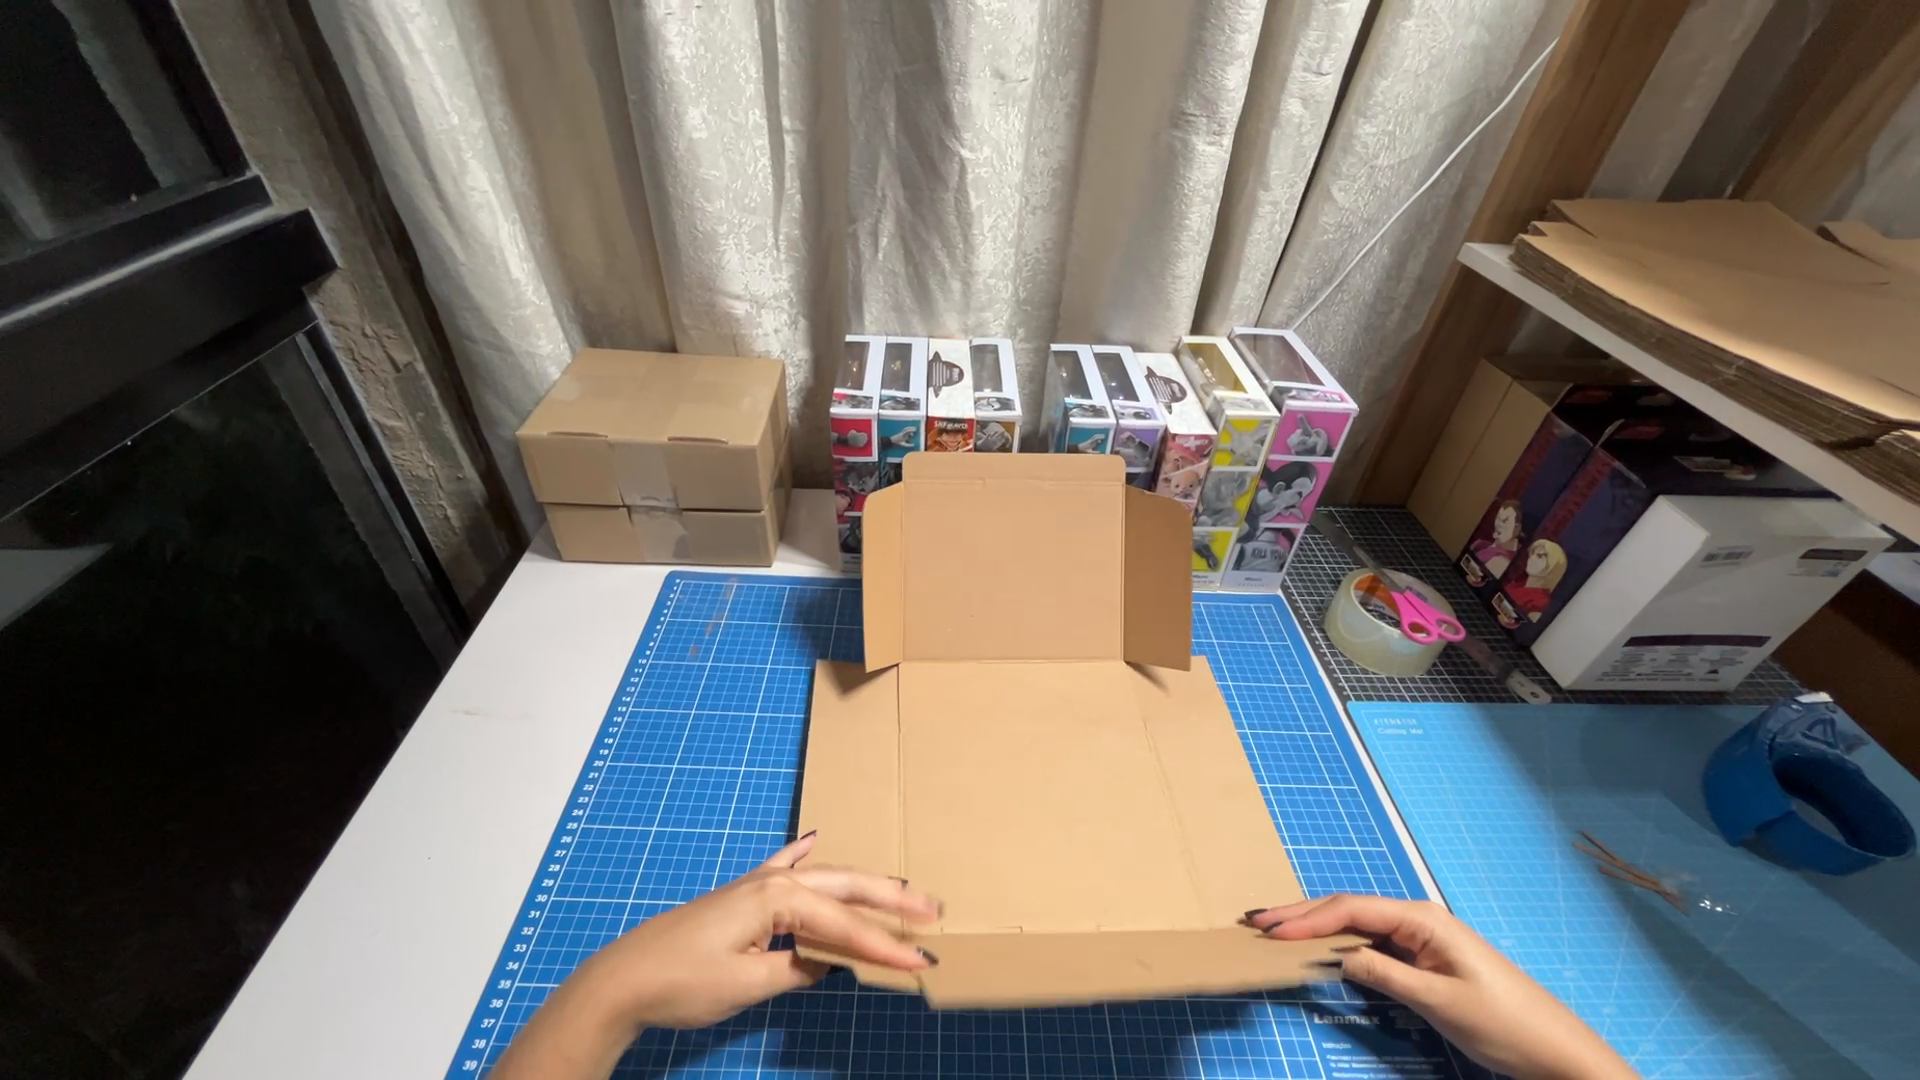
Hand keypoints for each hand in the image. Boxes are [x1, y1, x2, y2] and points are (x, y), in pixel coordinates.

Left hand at [490, 833, 938, 1079]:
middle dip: (890, 899)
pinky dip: (804, 854)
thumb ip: (797, 969)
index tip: (922, 961)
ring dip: (861, 885)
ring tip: (899, 889)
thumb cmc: (684, 982)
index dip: (885, 947)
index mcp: (779, 899)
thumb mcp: (748, 985)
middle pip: (845, 888)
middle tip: (932, 909)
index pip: (845, 927)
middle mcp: (774, 882)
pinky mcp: (744, 894)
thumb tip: (830, 962)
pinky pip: (785, 866)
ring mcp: (758, 883)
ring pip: (824, 879)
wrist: (624, 977)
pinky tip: (814, 838)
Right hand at [1249, 895, 1636, 1079]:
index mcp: (1421, 919)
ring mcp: (1420, 938)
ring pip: (1356, 925)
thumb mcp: (1442, 1002)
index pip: (1351, 910)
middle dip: (1301, 914)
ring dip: (1316, 928)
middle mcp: (1416, 919)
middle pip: (1347, 909)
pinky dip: (1339, 946)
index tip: (1271, 930)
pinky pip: (1371, 945)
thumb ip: (1385, 975)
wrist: (1565, 1058)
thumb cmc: (1507, 1026)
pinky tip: (1319, 951)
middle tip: (1258, 922)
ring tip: (1277, 931)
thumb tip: (1336, 957)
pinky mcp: (1423, 959)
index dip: (1307, 918)